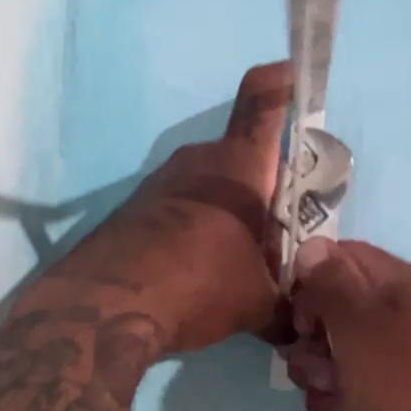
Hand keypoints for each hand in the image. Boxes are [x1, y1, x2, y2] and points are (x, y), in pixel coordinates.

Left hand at [45, 62, 292, 352]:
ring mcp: (158, 184)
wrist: (108, 306)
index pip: (265, 97)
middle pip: (241, 160)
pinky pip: (177, 212)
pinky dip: (193, 234)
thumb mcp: (257, 304)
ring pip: (208, 189)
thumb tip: (302, 329)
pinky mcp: (131, 212)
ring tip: (236, 269)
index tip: (294, 82)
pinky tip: (196, 278)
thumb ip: (287, 308)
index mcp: (241, 166)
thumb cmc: (199, 284)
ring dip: (226, 218)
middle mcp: (198, 161)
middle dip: (262, 193)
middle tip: (276, 240)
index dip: (283, 82)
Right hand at [286, 238, 410, 410]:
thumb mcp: (360, 326)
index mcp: (392, 287)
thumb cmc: (409, 385)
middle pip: (323, 327)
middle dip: (312, 360)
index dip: (307, 289)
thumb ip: (329, 285)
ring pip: (330, 376)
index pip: (334, 261)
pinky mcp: (390, 409)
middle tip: (328, 377)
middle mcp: (392, 321)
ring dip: (326, 404)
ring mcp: (392, 368)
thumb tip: (310, 246)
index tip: (301, 324)